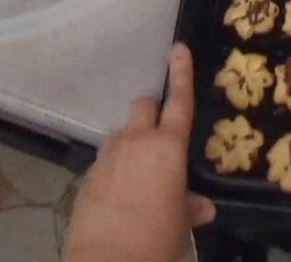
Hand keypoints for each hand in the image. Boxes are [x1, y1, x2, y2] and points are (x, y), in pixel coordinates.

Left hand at [65, 44, 215, 261]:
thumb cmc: (156, 242)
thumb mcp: (180, 226)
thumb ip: (190, 208)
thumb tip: (203, 208)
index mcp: (168, 147)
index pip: (179, 99)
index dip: (181, 72)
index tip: (178, 48)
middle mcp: (138, 142)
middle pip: (144, 106)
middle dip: (152, 111)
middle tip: (160, 132)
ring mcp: (109, 158)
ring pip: (122, 132)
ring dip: (131, 140)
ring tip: (138, 170)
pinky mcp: (88, 177)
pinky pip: (106, 159)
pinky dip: (115, 166)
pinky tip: (119, 194)